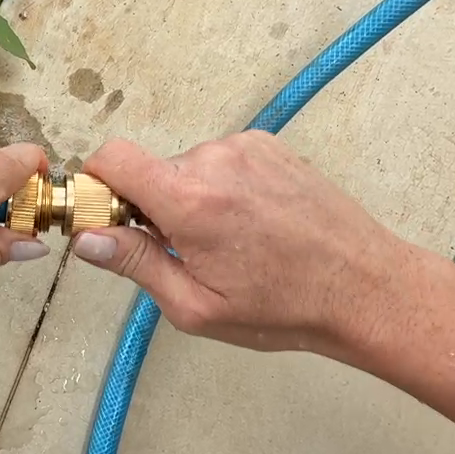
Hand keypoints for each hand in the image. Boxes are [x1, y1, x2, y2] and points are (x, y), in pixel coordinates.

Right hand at [70, 133, 417, 361]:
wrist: (368, 288)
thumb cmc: (282, 308)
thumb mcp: (195, 306)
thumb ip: (135, 264)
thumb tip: (86, 239)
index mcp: (190, 200)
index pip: (112, 158)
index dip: (96, 183)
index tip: (109, 217)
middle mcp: (214, 160)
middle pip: (147, 170)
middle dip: (149, 205)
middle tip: (182, 248)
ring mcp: (244, 147)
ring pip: (183, 167)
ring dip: (187, 197)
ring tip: (226, 239)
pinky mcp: (267, 145)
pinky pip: (217, 161)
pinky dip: (218, 186)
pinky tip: (248, 221)